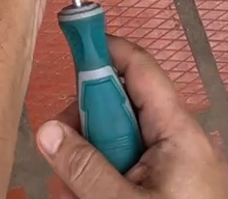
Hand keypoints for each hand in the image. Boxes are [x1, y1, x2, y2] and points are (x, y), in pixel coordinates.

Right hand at [38, 38, 227, 198]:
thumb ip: (85, 168)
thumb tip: (47, 132)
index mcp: (178, 131)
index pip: (136, 64)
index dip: (102, 47)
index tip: (68, 44)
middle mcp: (180, 141)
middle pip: (121, 102)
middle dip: (87, 120)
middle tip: (63, 149)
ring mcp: (178, 168)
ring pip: (123, 139)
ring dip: (93, 157)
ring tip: (79, 191)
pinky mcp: (175, 191)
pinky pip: (133, 167)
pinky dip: (109, 179)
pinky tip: (94, 198)